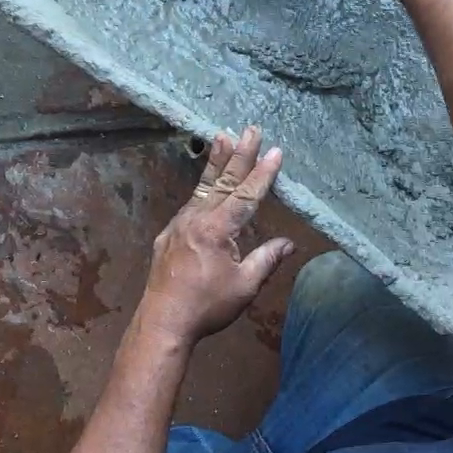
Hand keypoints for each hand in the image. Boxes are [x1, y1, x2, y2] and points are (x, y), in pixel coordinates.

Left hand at [135, 127, 296, 347]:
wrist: (163, 322)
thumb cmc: (207, 306)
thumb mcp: (244, 286)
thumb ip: (266, 260)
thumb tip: (288, 244)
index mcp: (218, 229)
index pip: (247, 195)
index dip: (263, 173)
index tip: (276, 151)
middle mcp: (197, 219)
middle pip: (223, 181)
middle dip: (239, 154)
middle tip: (250, 129)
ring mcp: (179, 225)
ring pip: (202, 188)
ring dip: (216, 163)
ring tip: (222, 137)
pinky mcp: (168, 235)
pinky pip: (189, 205)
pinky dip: (202, 189)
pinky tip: (206, 186)